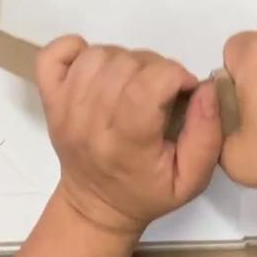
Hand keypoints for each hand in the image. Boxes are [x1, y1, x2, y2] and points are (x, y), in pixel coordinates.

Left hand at [35, 37, 224, 237]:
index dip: (173, 75)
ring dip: (124, 59)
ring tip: (135, 80)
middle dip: (154, 67)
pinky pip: (54, 55)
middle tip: (162, 89)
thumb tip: (206, 89)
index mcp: (125, 145)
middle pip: (124, 66)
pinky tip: (98, 67)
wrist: (95, 207)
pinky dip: (76, 49)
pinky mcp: (50, 98)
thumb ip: (206, 137)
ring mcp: (64, 108)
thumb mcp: (192, 181)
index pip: (145, 88)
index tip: (185, 88)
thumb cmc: (148, 192)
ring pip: (97, 55)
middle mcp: (89, 123)